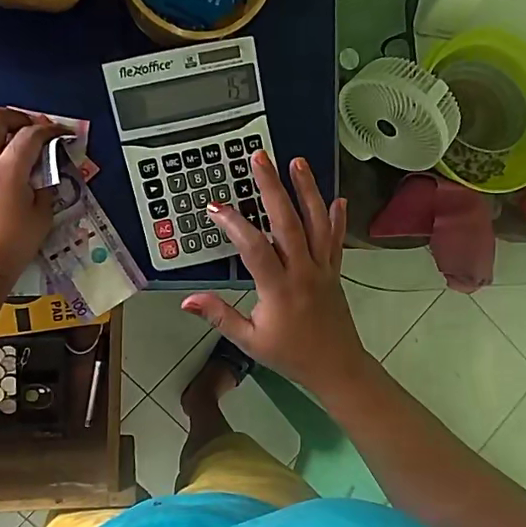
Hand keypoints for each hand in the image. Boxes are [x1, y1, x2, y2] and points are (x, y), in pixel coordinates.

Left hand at [0, 108, 63, 288]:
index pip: (31, 135)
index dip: (50, 130)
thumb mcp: (42, 216)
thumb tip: (44, 172)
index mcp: (8, 170)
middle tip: (29, 124)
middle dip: (15, 115)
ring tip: (0, 126)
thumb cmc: (13, 246)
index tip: (61, 133)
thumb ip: (45, 187)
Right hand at [181, 151, 370, 393]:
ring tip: (297, 163)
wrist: (336, 367)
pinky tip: (337, 198)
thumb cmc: (291, 355)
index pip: (254, 248)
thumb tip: (188, 300)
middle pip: (288, 222)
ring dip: (307, 190)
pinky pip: (336, 239)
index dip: (234, 224)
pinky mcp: (334, 270)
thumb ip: (219, 316)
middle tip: (260, 159)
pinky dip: (336, 218)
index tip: (216, 207)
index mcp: (279, 289)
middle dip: (272, 188)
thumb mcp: (249, 341)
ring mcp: (322, 268)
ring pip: (316, 223)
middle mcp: (303, 272)